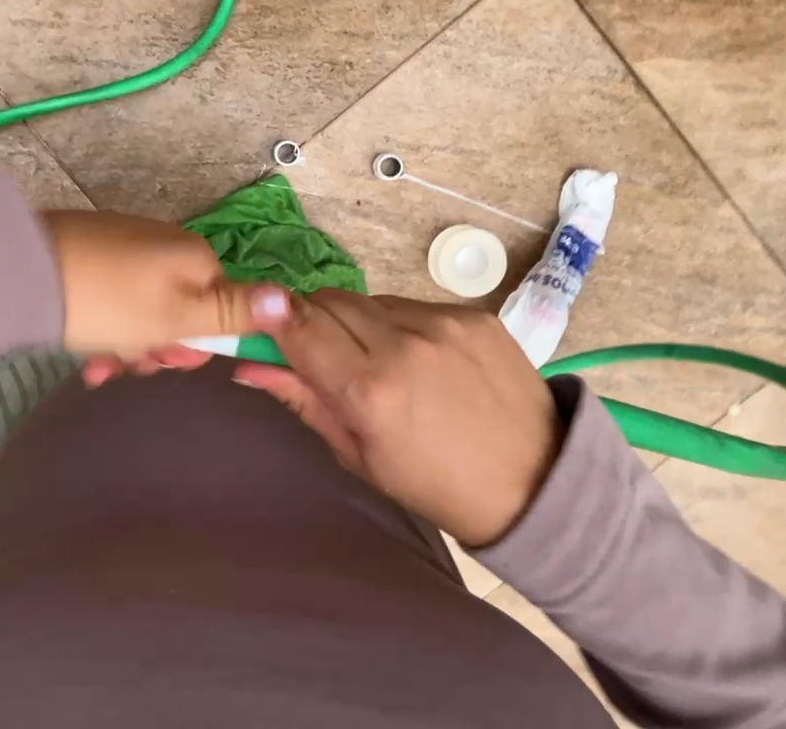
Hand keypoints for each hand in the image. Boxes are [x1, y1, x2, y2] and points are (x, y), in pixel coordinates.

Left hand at [40, 210, 289, 356]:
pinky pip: (113, 299)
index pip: (220, 308)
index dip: (198, 344)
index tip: (168, 363)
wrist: (23, 271)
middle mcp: (165, 245)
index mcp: (194, 258)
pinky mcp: (90, 253)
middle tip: (129, 367)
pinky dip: (105, 329)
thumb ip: (233, 312)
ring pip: (143, 309)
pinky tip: (85, 358)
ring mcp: (125, 246)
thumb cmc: (110, 302)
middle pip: (180, 309)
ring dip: (128, 346)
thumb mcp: (178, 316)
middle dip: (158, 347)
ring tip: (99, 370)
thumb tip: (292, 298)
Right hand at [235, 291, 562, 546]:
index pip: (297, 324)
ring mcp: (442, 322)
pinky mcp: (473, 313)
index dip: (273, 319)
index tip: (264, 325)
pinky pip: (411, 304)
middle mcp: (402, 343)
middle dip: (312, 320)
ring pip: (368, 300)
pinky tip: (422, 358)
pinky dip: (400, 324)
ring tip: (382, 361)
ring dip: (357, 322)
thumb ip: (303, 400)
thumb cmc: (435, 484)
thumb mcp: (358, 455)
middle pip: (327, 301)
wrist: (538, 482)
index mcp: (369, 390)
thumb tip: (248, 366)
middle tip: (325, 354)